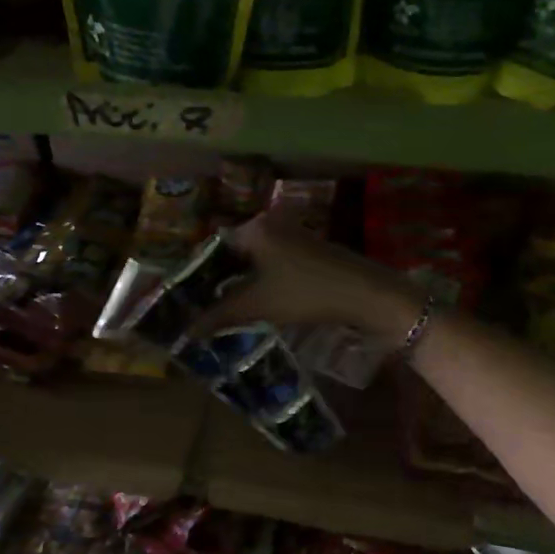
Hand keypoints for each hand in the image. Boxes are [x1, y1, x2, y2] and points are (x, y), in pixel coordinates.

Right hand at [200, 217, 426, 346]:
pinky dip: (260, 280)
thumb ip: (218, 316)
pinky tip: (255, 302)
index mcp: (254, 227)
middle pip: (232, 253)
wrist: (367, 294)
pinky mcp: (306, 248)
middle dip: (218, 281)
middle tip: (203, 308)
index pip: (212, 248)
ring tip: (224, 309)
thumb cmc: (306, 293)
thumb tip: (187, 331)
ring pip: (252, 259)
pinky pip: (271, 262)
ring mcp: (291, 233)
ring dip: (239, 283)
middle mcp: (270, 222)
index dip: (198, 276)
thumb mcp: (257, 305)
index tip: (189, 299)